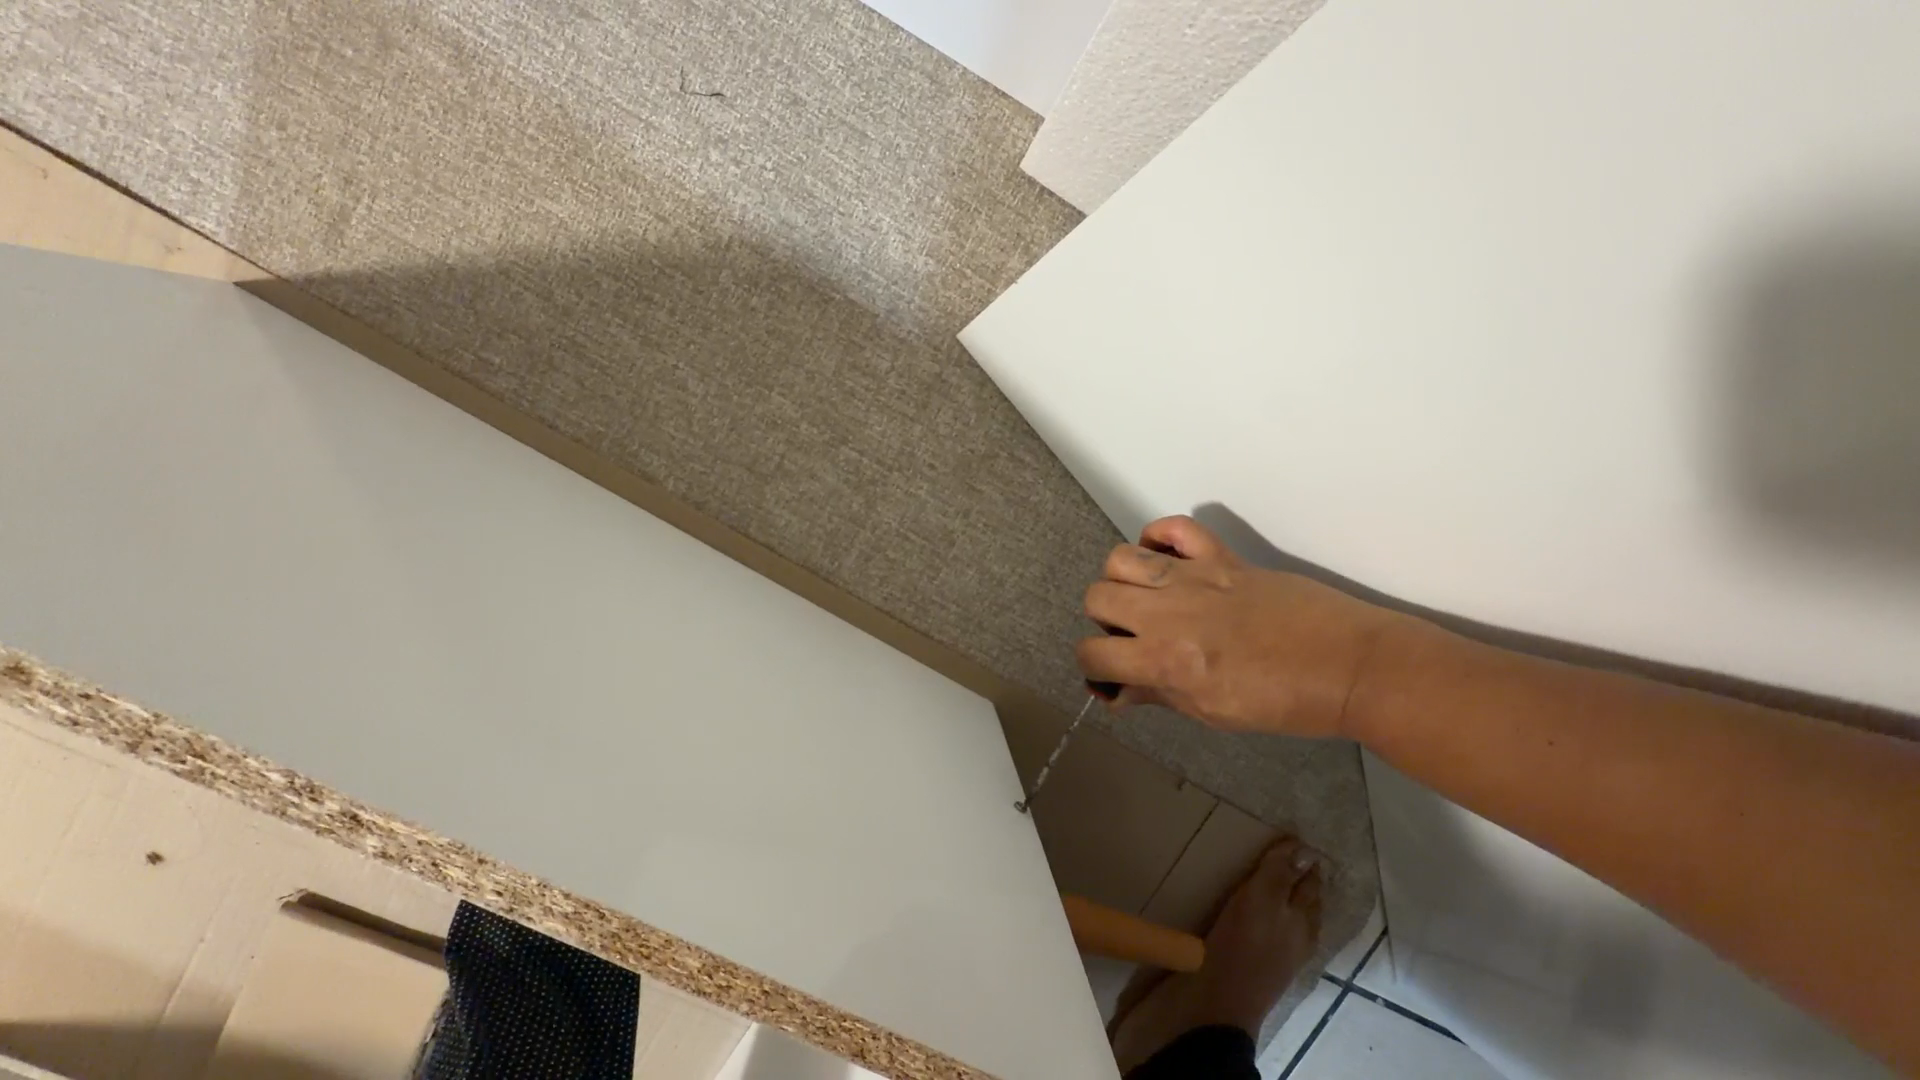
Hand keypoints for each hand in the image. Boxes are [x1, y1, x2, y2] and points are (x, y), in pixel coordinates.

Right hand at [1078, 515, 1401, 738]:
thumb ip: (1159, 696)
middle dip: (1104, 621)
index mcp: (1165, 661)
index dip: (1095, 668)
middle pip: (1097, 598)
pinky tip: (1168, 561)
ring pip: (1120, 559)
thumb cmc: (1284, 703)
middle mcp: (1169, 613)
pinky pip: (1174, 528)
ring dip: (1121, 581)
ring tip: (1146, 598)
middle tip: (1133, 636)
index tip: (1113, 673)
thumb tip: (1117, 693)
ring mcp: (1195, 577)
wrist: (1351, 667)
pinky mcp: (1223, 556)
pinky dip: (1159, 537)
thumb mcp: (1213, 712)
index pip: (1093, 653)